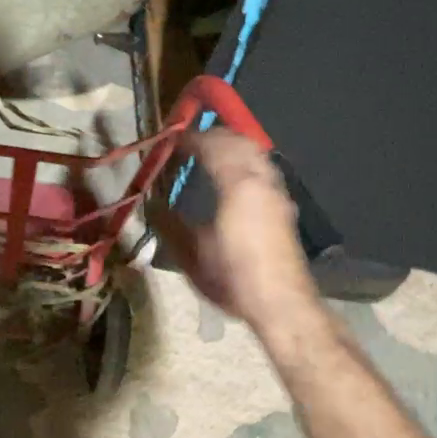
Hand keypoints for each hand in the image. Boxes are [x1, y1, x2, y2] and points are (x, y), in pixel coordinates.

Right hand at [173, 130, 318, 327]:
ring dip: (234, 147)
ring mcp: (278, 193)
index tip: (172, 141)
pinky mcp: (285, 208)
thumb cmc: (233, 278)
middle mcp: (262, 180)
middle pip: (240, 142)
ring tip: (213, 155)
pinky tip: (237, 180)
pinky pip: (264, 170)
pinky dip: (247, 163)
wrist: (280, 301)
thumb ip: (170, 226)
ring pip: (257, 154)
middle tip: (192, 142)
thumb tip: (151, 206)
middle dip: (215, 136)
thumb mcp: (193, 255)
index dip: (190, 140)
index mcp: (238, 184)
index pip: (213, 146)